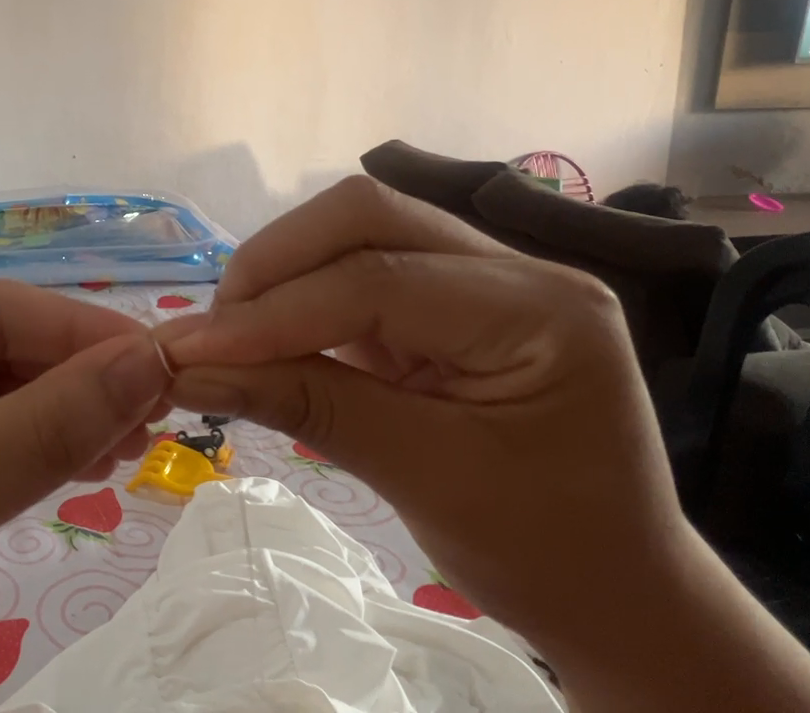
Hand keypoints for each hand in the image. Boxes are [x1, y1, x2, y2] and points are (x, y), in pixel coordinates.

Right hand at [157, 175, 809, 712]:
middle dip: (275, 263)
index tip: (188, 350)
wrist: (620, 593)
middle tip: (214, 330)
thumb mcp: (424, 480)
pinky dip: (306, 299)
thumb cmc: (546, 552)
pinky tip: (272, 337)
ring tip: (231, 334)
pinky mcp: (456, 301)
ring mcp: (488, 278)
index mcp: (542, 309)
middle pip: (367, 215)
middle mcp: (518, 269)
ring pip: (359, 232)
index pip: (378, 281)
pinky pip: (365, 272)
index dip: (273, 313)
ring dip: (284, 274)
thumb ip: (307, 406)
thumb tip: (189, 370)